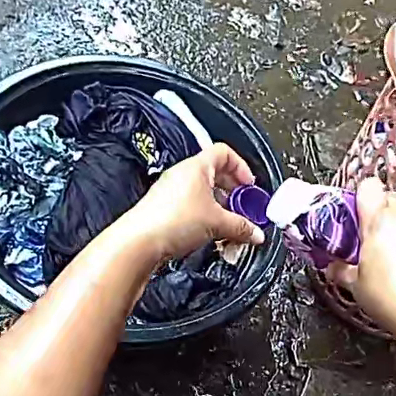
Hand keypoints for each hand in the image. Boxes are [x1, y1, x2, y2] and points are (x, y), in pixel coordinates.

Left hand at [112, 143, 264, 262]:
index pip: (224, 153)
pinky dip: (206, 219)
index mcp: (197, 167)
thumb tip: (256, 233)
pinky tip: (212, 236)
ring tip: (230, 227)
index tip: (249, 187)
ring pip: (204, 195)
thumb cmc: (172, 221)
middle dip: (233, 193)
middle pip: (216, 175)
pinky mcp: (165, 210)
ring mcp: (172, 192)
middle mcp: (183, 175)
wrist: (140, 241)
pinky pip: (192, 209)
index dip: (241, 167)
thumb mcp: (218, 222)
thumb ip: (242, 226)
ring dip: (221, 210)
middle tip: (244, 208)